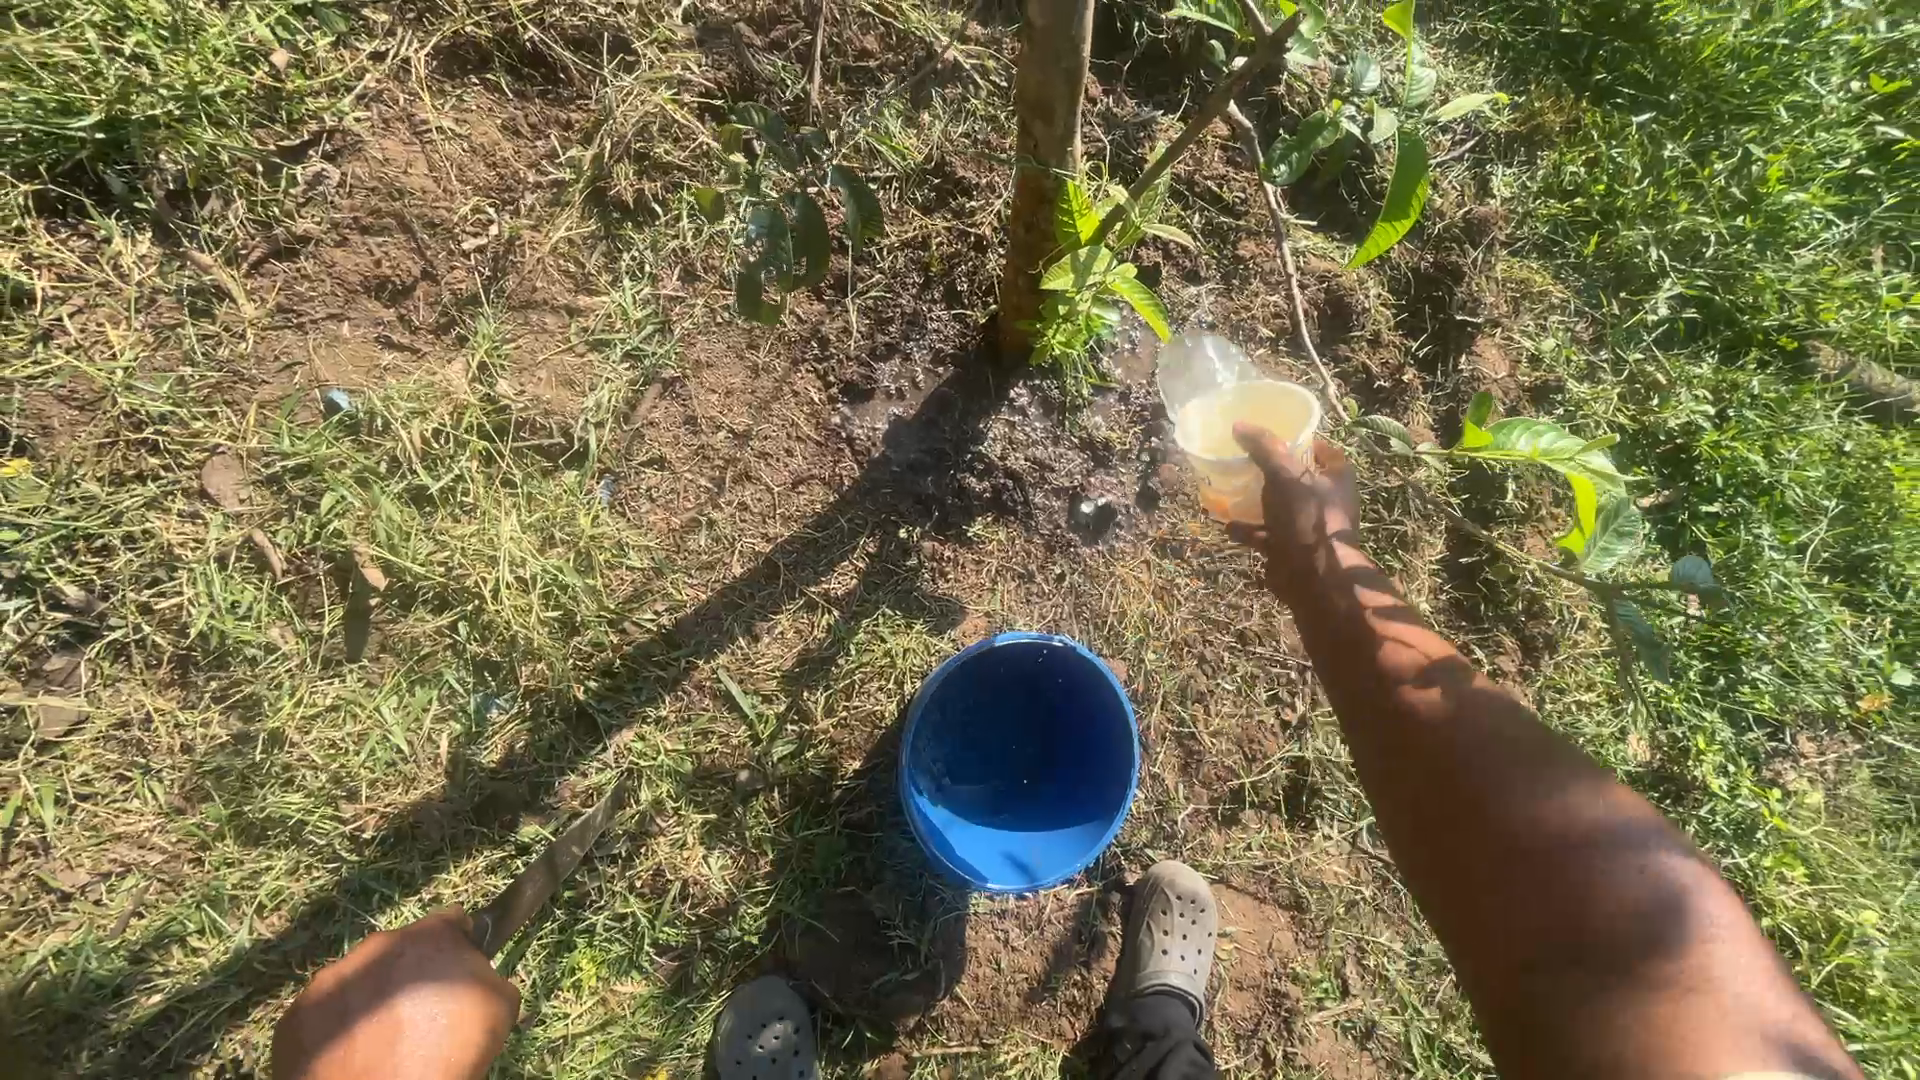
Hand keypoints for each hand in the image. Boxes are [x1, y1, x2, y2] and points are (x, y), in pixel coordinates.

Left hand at [272, 908, 518, 1079]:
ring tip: (381, 1040)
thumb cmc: (449, 1053)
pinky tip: (350, 1056)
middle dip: (412, 971)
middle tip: (420, 1013)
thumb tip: (469, 977)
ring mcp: (332, 980)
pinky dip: (339, 1026)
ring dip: (373, 996)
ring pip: (361, 978)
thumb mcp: (500, 1003)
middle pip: (401, 948)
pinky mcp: (295, 1017)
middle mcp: (379, 945)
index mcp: (431, 935)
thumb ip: (485, 974)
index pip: (451, 921)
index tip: (458, 971)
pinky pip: (326, 1011)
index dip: (458, 944)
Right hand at [1227, 425, 1361, 606]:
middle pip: (1297, 480)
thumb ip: (1265, 449)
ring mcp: (1306, 527)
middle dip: (1272, 473)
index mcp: (1336, 479)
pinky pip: (1264, 534)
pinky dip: (1247, 530)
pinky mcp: (1289, 548)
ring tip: (1231, 492)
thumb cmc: (1307, 518)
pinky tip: (1227, 525)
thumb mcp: (1286, 475)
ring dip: (1256, 503)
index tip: (1275, 436)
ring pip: (1278, 508)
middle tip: (1245, 461)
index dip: (1302, 442)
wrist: (1311, 576)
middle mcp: (1325, 502)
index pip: (1323, 451)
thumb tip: (1239, 425)